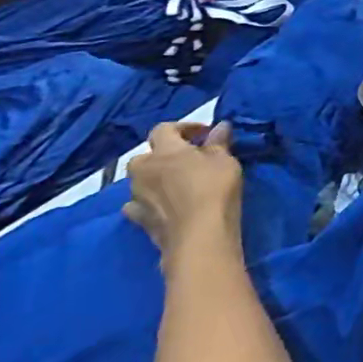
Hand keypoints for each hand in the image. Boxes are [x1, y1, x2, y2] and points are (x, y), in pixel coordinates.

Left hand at [124, 122, 241, 270]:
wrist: (199, 235)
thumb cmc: (214, 188)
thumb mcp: (225, 160)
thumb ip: (219, 142)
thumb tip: (220, 126)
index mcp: (165, 151)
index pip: (164, 129)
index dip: (184, 127)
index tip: (205, 133)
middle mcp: (144, 171)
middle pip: (146, 155)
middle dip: (163, 154)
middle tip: (188, 159)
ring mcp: (137, 197)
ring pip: (140, 180)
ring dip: (156, 178)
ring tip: (178, 183)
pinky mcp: (139, 220)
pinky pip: (137, 204)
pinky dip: (148, 201)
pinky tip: (160, 205)